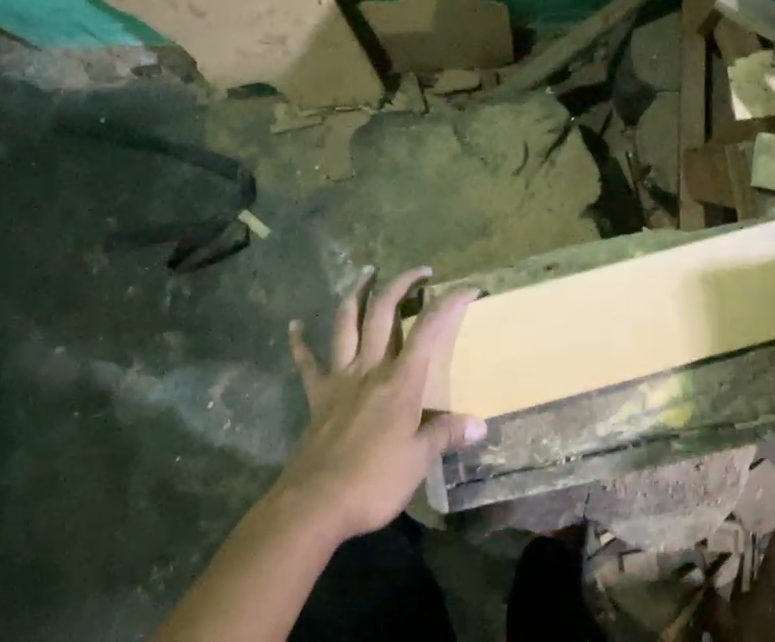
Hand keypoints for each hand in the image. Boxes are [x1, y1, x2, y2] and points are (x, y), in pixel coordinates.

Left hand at [280, 266, 484, 540]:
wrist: (314, 504)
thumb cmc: (374, 481)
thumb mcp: (419, 460)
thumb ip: (446, 434)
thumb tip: (480, 424)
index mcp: (401, 382)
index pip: (430, 330)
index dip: (450, 303)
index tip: (469, 288)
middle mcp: (370, 370)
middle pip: (384, 314)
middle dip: (403, 285)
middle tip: (420, 270)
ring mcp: (339, 380)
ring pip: (346, 325)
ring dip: (356, 294)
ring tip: (366, 272)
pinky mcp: (317, 398)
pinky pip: (307, 363)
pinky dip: (300, 342)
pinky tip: (294, 325)